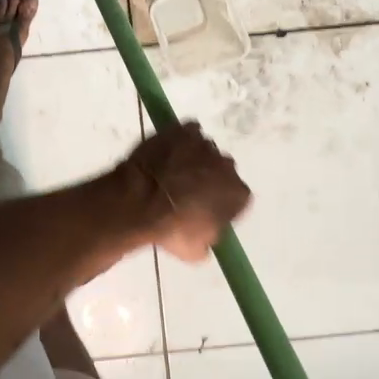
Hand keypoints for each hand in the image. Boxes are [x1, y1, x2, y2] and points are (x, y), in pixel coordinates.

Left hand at [118, 121, 250, 261]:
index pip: (238, 197)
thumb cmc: (172, 229)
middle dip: (210, 177)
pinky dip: (181, 139)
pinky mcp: (182, 128)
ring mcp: (204, 143)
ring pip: (204, 150)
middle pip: (223, 169)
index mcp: (238, 194)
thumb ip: (211, 236)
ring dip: (194, 157)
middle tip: (190, 188)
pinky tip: (169, 150)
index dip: (222, 202)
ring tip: (174, 168)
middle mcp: (226, 165)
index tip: (208, 208)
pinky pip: (188, 131)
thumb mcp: (197, 250)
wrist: (140, 198)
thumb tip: (206, 232)